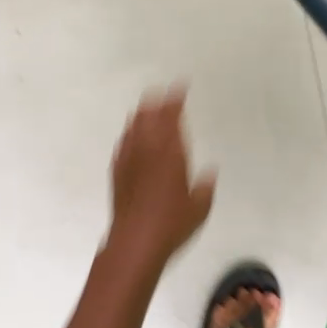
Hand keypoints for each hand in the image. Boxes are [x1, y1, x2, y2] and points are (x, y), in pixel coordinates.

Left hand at [106, 87, 215, 269]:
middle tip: (163, 93)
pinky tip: (131, 135)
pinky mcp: (116, 170)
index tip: (180, 86)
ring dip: (142, 113)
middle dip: (156, 100)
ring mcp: (129, 158)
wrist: (135, 241)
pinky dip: (129, 133)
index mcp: (171, 151)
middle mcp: (148, 148)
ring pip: (134, 125)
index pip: (172, 116)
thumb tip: (210, 173)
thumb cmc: (173, 223)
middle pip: (149, 115)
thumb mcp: (200, 206)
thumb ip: (205, 186)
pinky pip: (123, 143)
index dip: (176, 98)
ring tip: (147, 107)